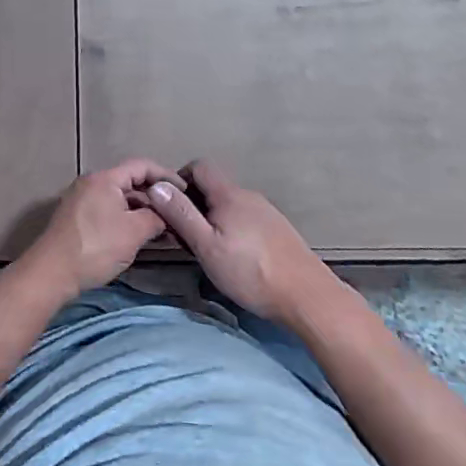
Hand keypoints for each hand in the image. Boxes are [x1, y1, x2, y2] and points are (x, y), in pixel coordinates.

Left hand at [22, 158, 182, 297]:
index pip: (141, 166)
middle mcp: (91, 182)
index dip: (166, 175)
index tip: (186, 191)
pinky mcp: (78, 217)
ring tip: (165, 229)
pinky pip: (109, 210)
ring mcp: (82, 199)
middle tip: (179, 214)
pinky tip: (141, 236)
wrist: (53, 271)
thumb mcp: (134, 231)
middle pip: (130, 182)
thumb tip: (166, 214)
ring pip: (120, 198)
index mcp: (104, 178)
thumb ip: (156, 217)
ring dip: (142, 211)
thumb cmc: (96, 247)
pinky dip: (127, 219)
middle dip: (155, 197)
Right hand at [145, 159, 344, 325]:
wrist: (310, 299)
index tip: (171, 206)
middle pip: (214, 187)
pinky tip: (237, 257)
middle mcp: (249, 196)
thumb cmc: (250, 272)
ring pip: (230, 205)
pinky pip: (247, 219)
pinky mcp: (280, 231)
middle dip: (194, 204)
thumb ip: (180, 214)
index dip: (180, 179)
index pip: (198, 165)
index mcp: (229, 194)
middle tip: (186, 235)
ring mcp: (268, 213)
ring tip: (209, 249)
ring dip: (213, 218)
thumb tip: (156, 185)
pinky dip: (233, 228)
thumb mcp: (206, 245)